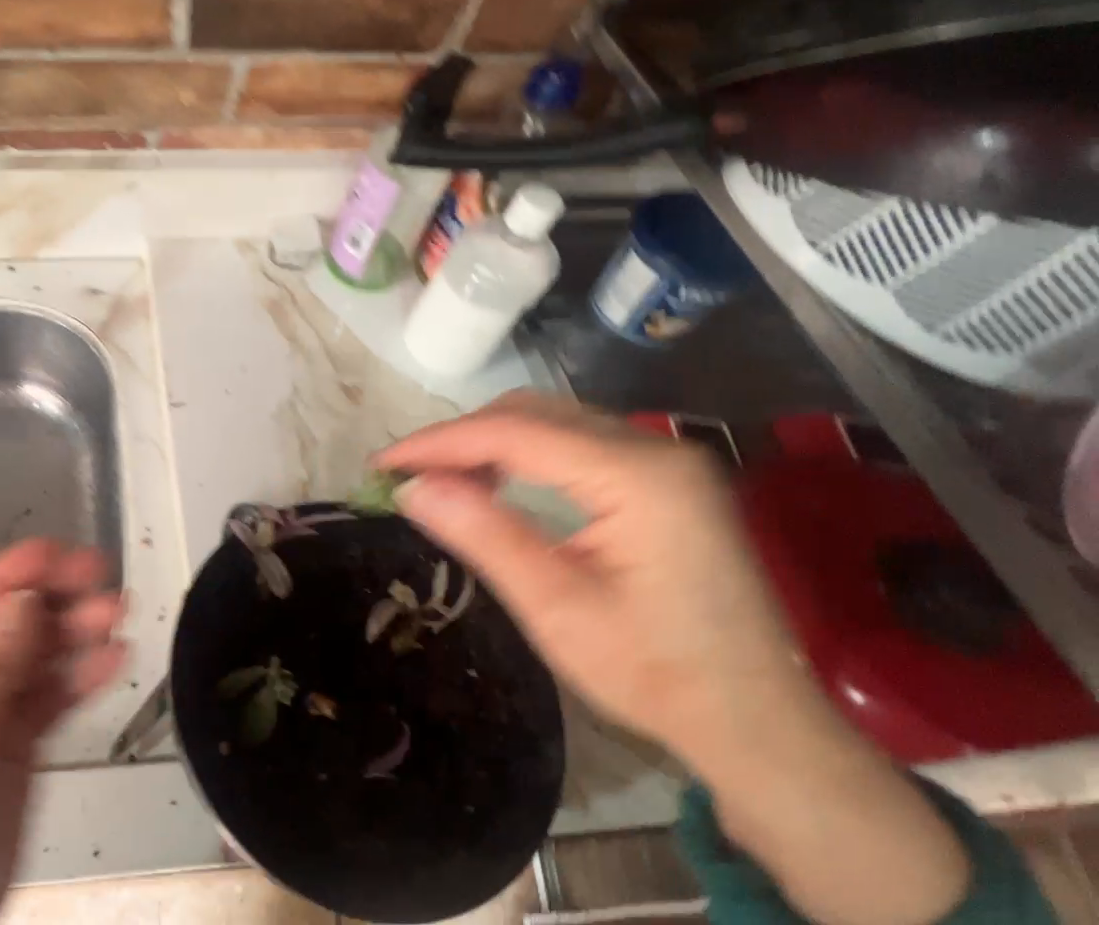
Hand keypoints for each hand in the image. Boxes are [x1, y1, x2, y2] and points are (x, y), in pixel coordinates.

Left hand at [0, 540, 126, 924]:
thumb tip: (21, 601)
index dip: (11, 575)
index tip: (59, 551)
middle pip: (7, 627)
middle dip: (54, 601)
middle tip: (105, 581)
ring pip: (36, 658)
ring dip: (75, 633)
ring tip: (119, 615)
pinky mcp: (19, 746)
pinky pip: (52, 699)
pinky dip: (81, 677)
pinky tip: (113, 659)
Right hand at [379, 393, 970, 924]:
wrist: (756, 722)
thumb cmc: (655, 673)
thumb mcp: (555, 606)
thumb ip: (483, 534)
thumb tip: (411, 487)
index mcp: (637, 475)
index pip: (515, 432)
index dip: (439, 443)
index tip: (381, 465)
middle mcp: (656, 450)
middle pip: (535, 414)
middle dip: (461, 437)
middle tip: (404, 475)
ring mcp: (668, 463)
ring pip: (556, 424)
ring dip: (491, 443)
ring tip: (438, 479)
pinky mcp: (669, 483)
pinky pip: (580, 446)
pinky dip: (526, 456)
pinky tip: (496, 483)